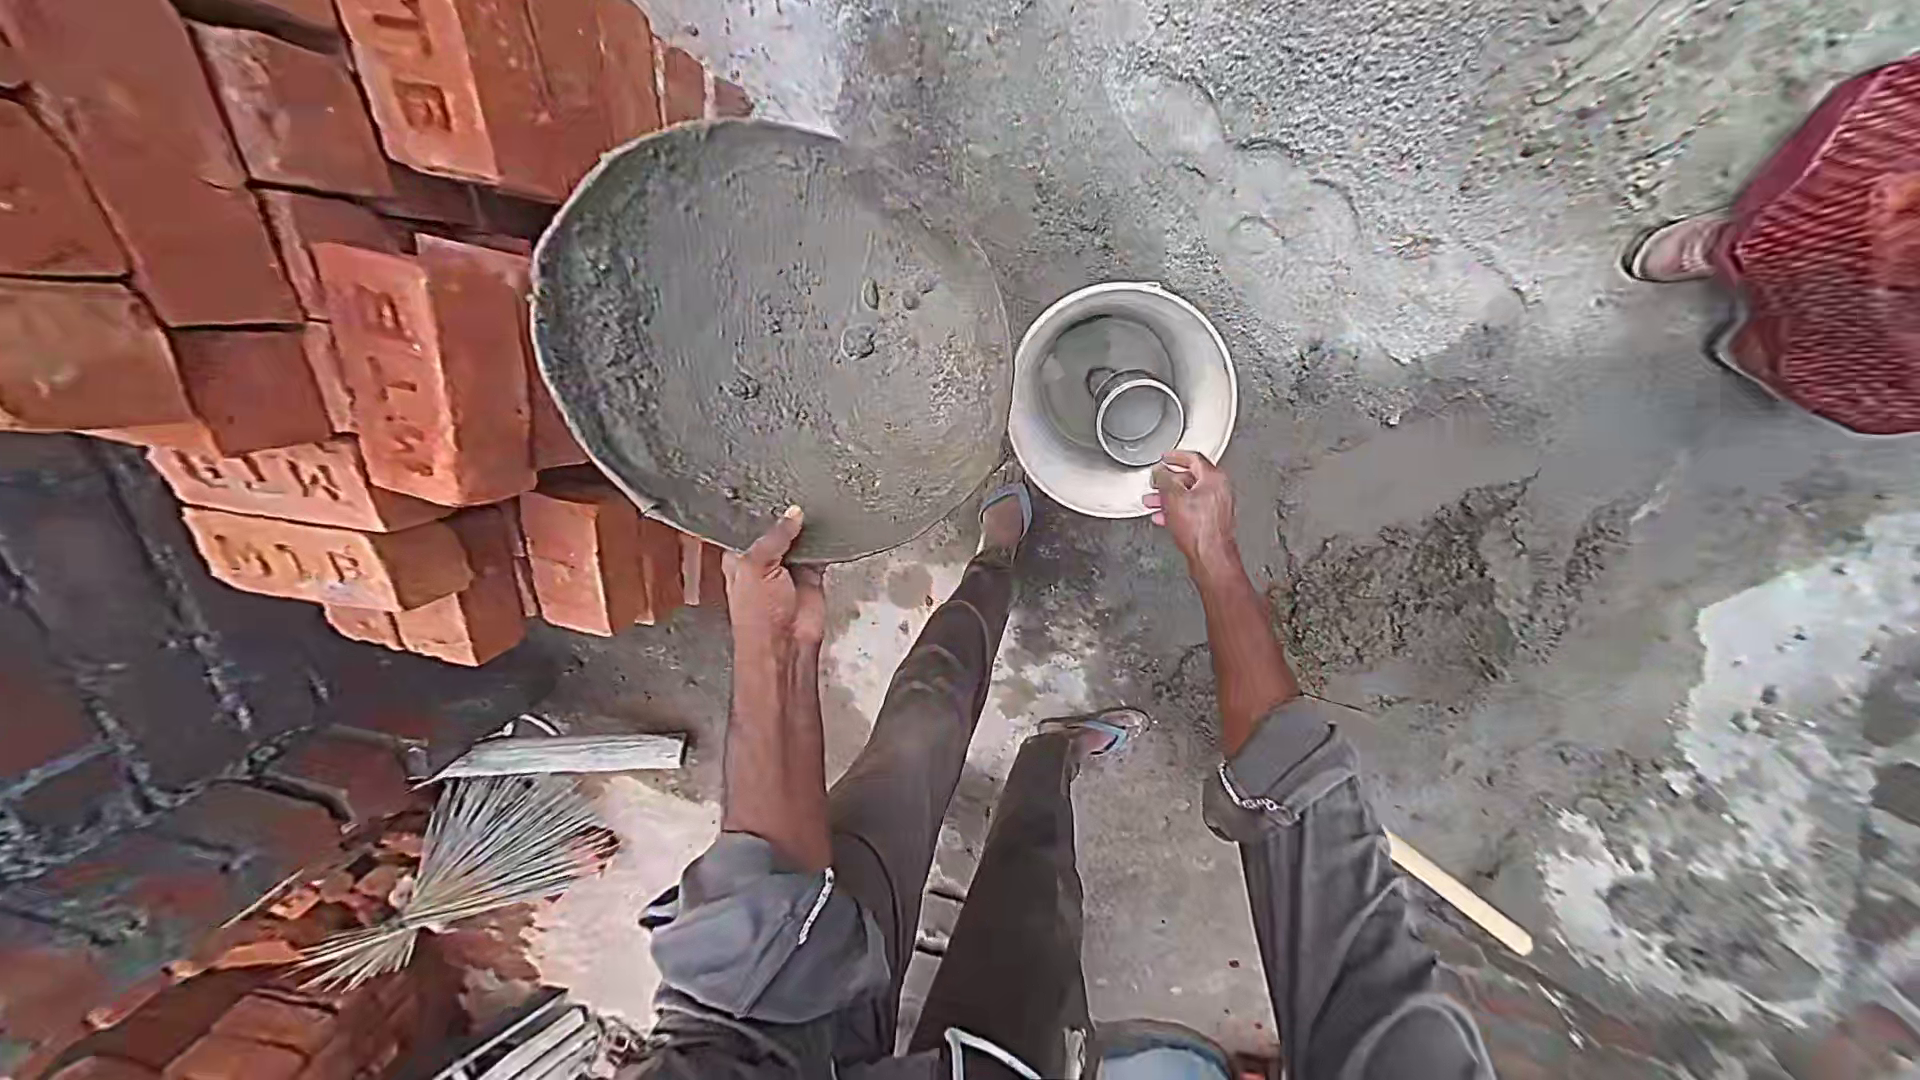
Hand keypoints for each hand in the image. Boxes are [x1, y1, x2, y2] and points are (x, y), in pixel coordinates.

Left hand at [724, 506, 825, 648]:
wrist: (785, 643)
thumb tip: (794, 513)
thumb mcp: (755, 565)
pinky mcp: (812, 575)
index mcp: (740, 556)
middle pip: (777, 529)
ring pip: (800, 539)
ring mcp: (789, 567)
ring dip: (808, 528)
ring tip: (816, 504)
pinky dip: (827, 544)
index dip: (756, 510)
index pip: (747, 525)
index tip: (769, 488)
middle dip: (786, 516)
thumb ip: (774, 536)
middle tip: (798, 492)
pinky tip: (830, 529)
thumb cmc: (757, 613)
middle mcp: (764, 559)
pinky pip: (821, 553)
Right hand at [1144, 450, 1237, 570]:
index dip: (1175, 456)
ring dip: (1169, 497)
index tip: (1165, 457)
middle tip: (1156, 482)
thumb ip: (1164, 480)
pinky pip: (1192, 509)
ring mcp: (1217, 506)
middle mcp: (1219, 490)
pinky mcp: (1212, 521)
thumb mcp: (1172, 497)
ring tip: (1154, 502)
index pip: (1193, 458)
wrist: (1210, 556)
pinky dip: (1177, 510)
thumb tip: (1159, 472)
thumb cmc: (1199, 530)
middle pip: (1190, 478)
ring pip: (1189, 495)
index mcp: (1214, 479)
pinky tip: (1165, 517)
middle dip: (1168, 481)